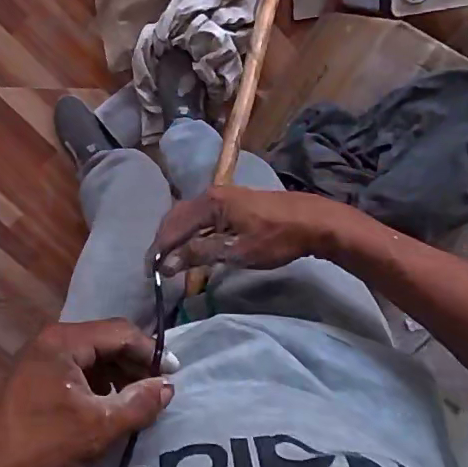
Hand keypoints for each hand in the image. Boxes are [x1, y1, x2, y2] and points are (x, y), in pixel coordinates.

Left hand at [0, 320, 173, 466]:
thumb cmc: (38, 449)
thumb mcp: (96, 428)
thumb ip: (137, 403)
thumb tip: (168, 386)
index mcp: (62, 342)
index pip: (119, 332)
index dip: (150, 352)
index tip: (175, 378)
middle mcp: (49, 344)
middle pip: (105, 344)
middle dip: (134, 367)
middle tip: (159, 396)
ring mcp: (38, 364)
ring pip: (91, 363)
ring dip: (117, 381)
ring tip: (139, 409)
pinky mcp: (33, 386)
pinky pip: (75, 378)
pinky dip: (97, 393)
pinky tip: (110, 416)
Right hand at [150, 184, 356, 275]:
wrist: (316, 222)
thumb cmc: (277, 237)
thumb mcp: (237, 251)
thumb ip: (200, 254)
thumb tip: (166, 263)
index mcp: (209, 202)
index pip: (172, 226)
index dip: (159, 249)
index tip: (151, 272)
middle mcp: (211, 194)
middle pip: (176, 218)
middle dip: (164, 242)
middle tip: (156, 268)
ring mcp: (223, 197)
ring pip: (188, 217)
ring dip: (176, 238)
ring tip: (170, 260)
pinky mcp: (233, 204)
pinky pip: (201, 217)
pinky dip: (190, 233)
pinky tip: (191, 246)